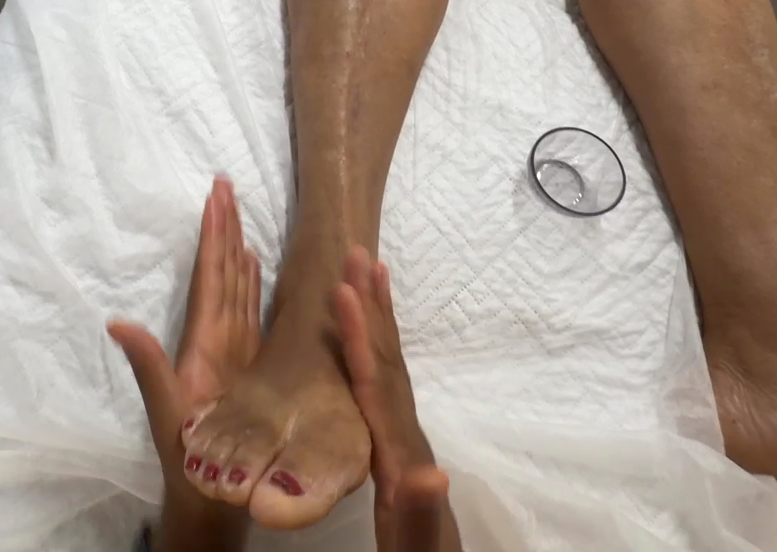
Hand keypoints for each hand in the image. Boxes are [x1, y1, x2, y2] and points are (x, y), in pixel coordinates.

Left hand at [108, 179, 259, 550]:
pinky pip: (252, 310)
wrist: (210, 498)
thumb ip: (146, 365)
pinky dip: (252, 282)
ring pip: (236, 284)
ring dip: (235, 245)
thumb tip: (115, 321)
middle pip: (221, 270)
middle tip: (223, 184)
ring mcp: (234, 347)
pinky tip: (254, 261)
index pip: (209, 276)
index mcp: (203, 339)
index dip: (212, 236)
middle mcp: (218, 335)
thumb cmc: (188, 457)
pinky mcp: (249, 362)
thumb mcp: (165, 410)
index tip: (215, 197)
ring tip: (237, 211)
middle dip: (223, 227)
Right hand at [334, 248, 461, 551]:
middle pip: (385, 354)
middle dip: (370, 303)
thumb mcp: (415, 544)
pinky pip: (383, 373)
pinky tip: (364, 329)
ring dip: (376, 312)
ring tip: (371, 269)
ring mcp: (402, 427)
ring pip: (387, 358)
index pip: (375, 380)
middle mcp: (403, 427)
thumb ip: (423, 511)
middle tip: (359, 252)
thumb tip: (433, 471)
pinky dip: (374, 342)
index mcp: (397, 445)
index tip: (343, 288)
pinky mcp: (394, 434)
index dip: (359, 334)